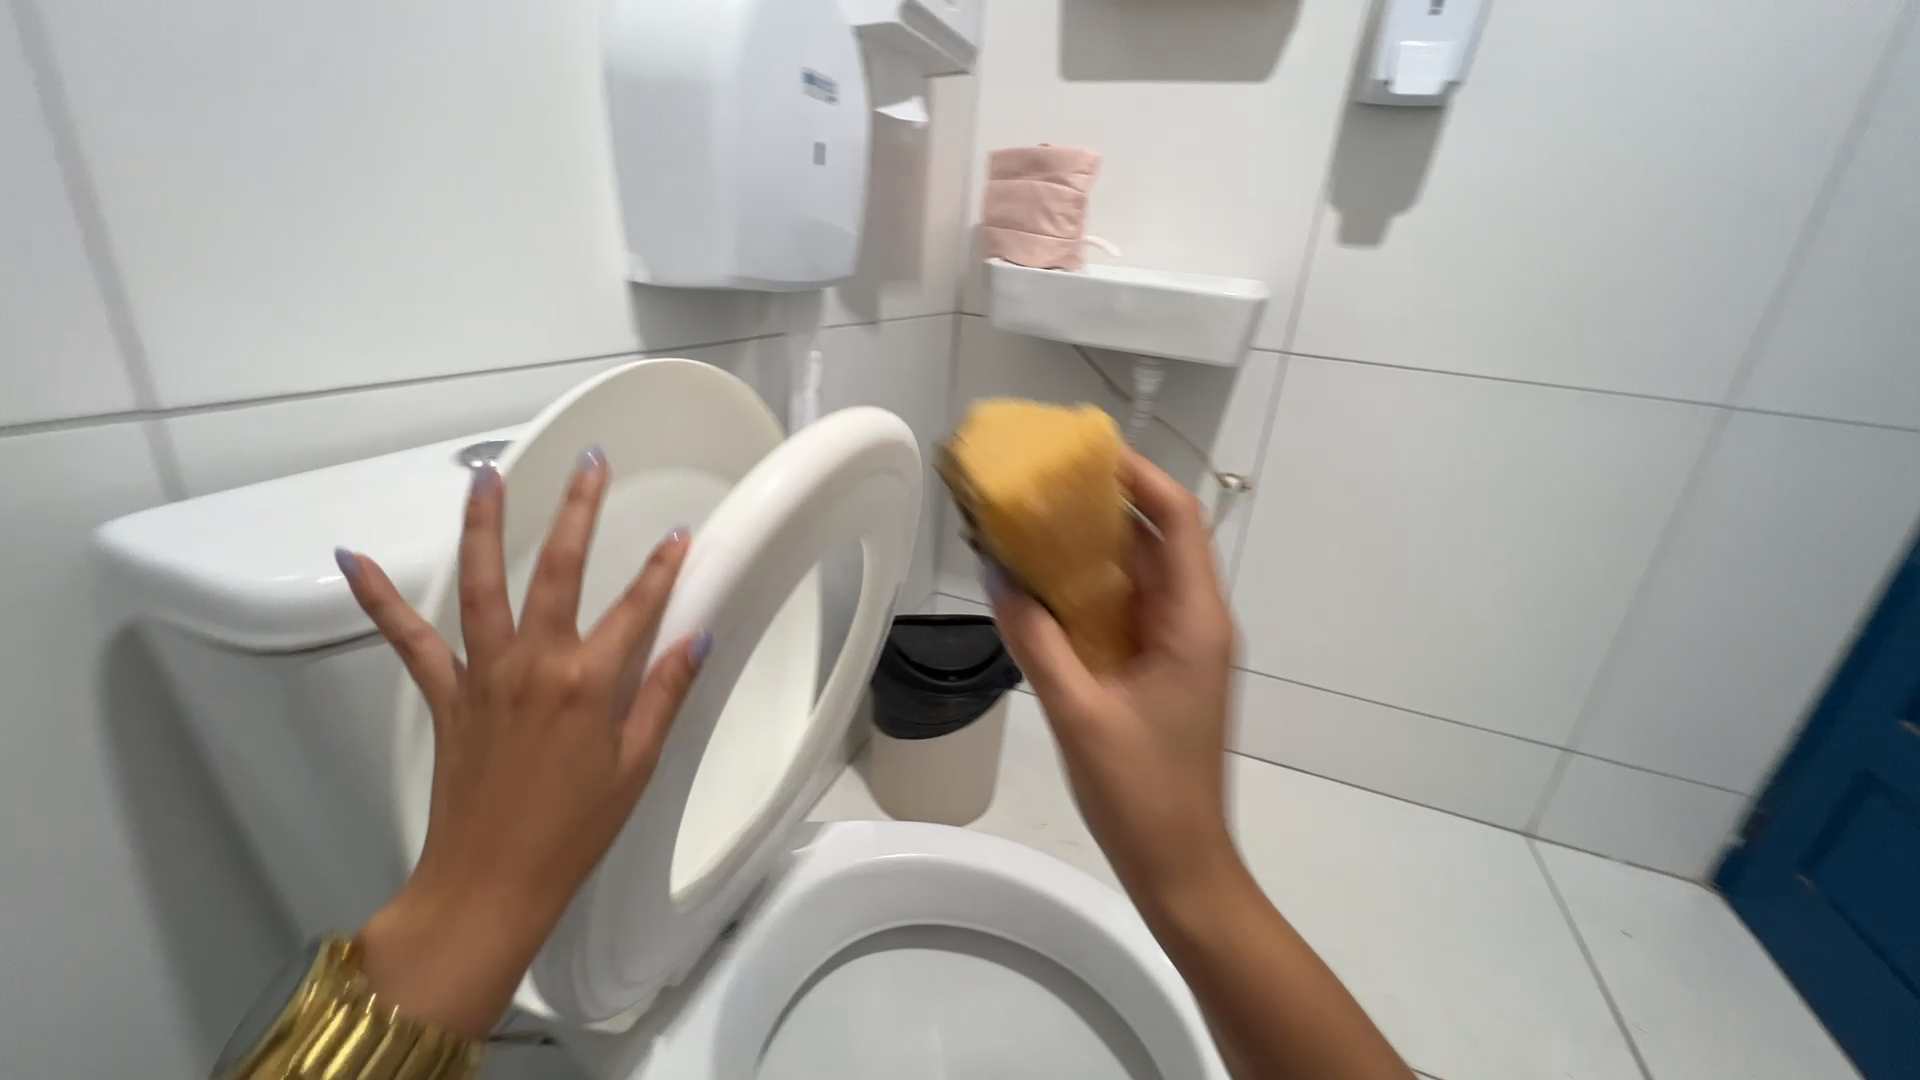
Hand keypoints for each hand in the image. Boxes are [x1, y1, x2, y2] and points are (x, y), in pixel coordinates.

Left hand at [334, 448, 709, 1036]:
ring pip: (481, 584)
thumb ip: (665, 693)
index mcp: (588, 682)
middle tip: (591, 463)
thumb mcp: (637, 764)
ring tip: (487, 476)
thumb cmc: (576, 827)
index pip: (637, 608)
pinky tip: (357, 558)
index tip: (680, 535)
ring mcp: (482, 674)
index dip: (663, 568)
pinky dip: (381, 598)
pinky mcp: (446, 694)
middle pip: (558, 570)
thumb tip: (698, 637)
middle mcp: (533, 663)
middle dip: (578, 511)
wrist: (490, 883)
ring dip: (485, 526)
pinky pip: (409, 639)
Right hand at [988, 451, 1239, 906]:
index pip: (1178, 519)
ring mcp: (1181, 645)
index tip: (1084, 454)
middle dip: (1107, 504)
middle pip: (1160, 538)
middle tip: (1045, 483)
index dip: (1137, 476)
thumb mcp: (1077, 711)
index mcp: (1193, 621)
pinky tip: (1047, 586)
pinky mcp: (1163, 667)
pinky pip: (1130, 608)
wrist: (1180, 863)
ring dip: (1097, 546)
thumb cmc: (1140, 792)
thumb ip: (1034, 638)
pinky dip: (1094, 588)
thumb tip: (995, 574)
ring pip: (1143, 573)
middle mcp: (1195, 621)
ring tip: (1037, 522)